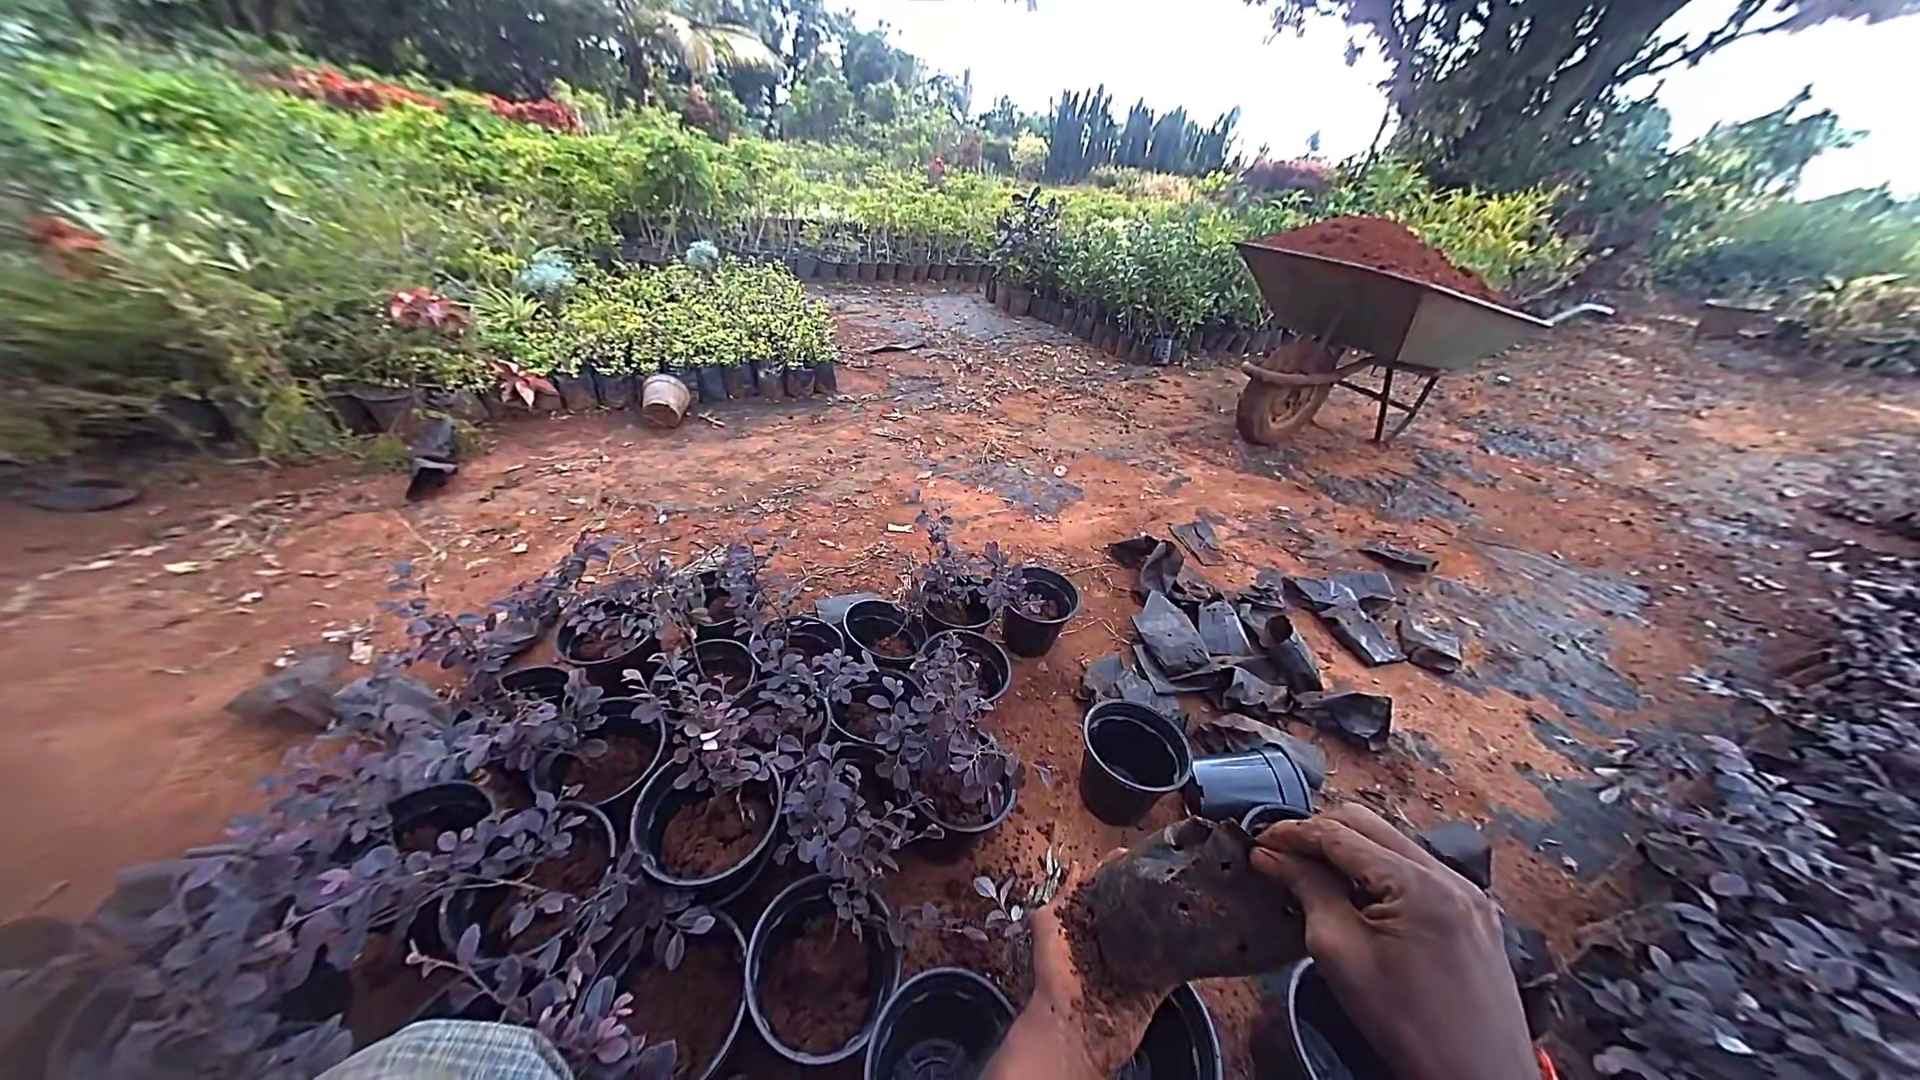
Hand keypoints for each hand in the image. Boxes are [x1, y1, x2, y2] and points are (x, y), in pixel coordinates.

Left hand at [985, 861, 1166, 1079]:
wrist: (1069, 1029)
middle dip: (1148, 890)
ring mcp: (1135, 962)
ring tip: (1187, 892)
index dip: (1118, 872)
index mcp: (1089, 922)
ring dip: (1169, 917)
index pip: (1107, 889)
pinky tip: (1199, 934)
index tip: (1134, 853)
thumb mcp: (1046, 926)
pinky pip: (1173, 967)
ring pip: (1157, 933)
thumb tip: (1076, 867)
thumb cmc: (1053, 975)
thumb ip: (1061, 898)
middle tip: (1168, 869)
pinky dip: (1184, 954)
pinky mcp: (1153, 986)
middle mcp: (1114, 938)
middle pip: (1135, 907)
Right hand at [1251, 805, 1536, 1079]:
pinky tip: (1355, 893)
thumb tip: (1268, 854)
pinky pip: (1412, 865)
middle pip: (1365, 823)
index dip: (1291, 832)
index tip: (1259, 842)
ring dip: (1346, 848)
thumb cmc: (1406, 1025)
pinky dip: (1374, 867)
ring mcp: (1467, 892)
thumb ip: (1306, 888)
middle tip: (1284, 855)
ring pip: (1388, 839)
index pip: (1338, 833)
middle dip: (1318, 832)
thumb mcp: (1340, 951)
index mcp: (1419, 884)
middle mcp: (1449, 876)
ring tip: (1314, 874)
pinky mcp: (1473, 911)